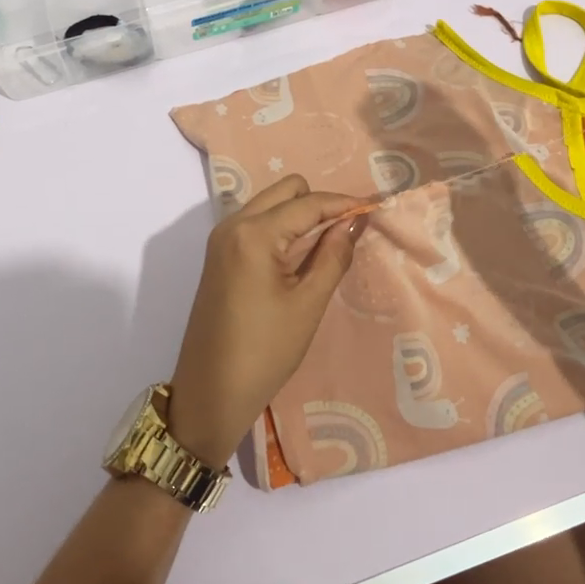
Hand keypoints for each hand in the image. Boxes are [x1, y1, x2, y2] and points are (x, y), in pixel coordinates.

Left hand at [168, 176, 363, 466]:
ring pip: (270, 203)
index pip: (307, 203)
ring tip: (327, 247)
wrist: (210, 392)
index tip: (374, 208)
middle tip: (346, 233)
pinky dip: (281, 229)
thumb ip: (333, 255)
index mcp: (253, 233)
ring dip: (299, 215)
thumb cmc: (265, 352)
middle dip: (319, 204)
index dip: (343, 204)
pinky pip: (256, 223)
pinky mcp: (219, 255)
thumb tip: (355, 220)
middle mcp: (232, 224)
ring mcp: (221, 238)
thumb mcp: (308, 304)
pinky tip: (299, 257)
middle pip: (285, 190)